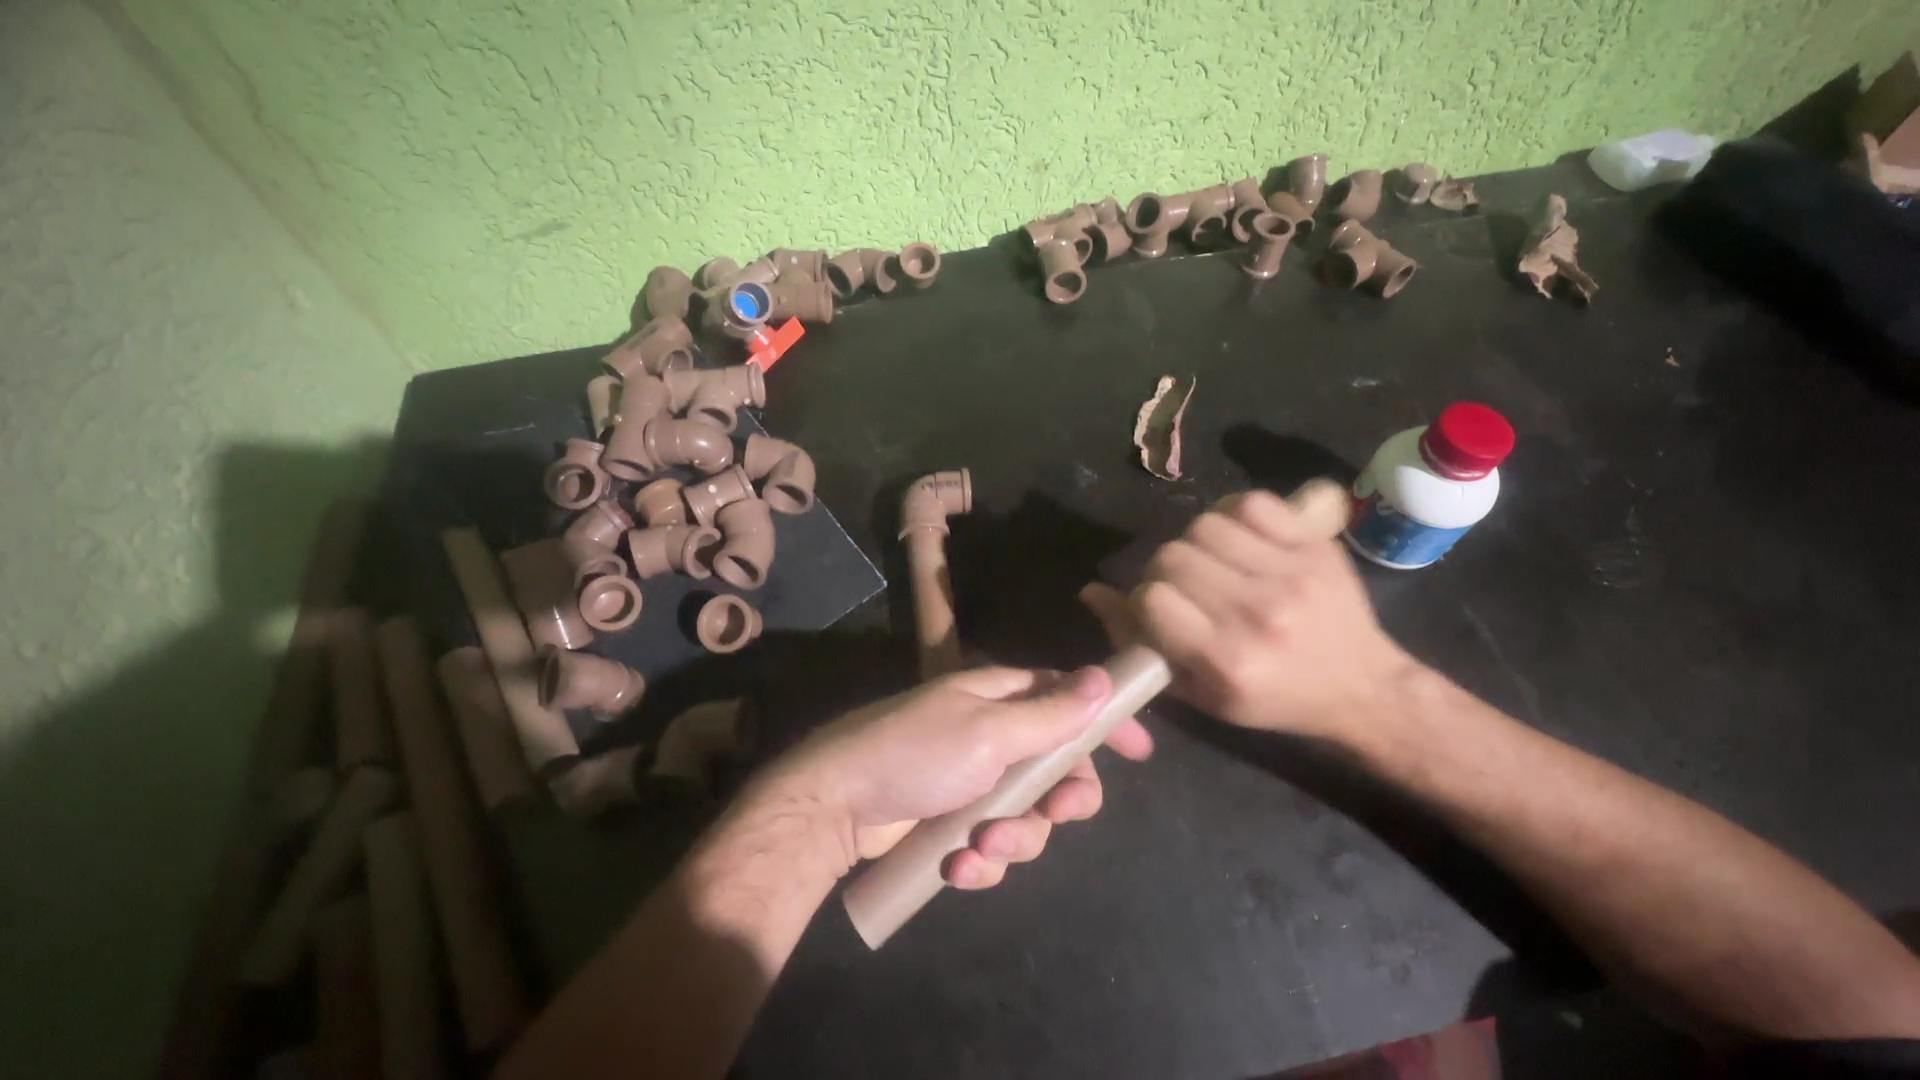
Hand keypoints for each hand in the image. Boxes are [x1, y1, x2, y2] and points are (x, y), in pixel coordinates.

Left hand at [760, 666, 1152, 889]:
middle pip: (1057, 767)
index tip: (1140, 752)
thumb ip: (1049, 714)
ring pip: (1028, 816)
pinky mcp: (952, 824)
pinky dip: (982, 862)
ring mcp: (971, 783)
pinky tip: (958, 869)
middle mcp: (991, 736)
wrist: (834, 806)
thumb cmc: (913, 754)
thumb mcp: (987, 732)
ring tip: (980, 848)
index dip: (1105, 720)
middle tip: (1058, 814)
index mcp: (999, 698)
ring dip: (1014, 840)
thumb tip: (1102, 678)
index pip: (1067, 696)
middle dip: (1060, 798)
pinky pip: (993, 846)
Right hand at [1080, 488, 1414, 740]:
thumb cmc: (1271, 700)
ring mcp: (1291, 574)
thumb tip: (1092, 593)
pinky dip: (1233, 515)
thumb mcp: (1199, 693)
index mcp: (1227, 659)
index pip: (1152, 599)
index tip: (1157, 614)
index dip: (1143, 602)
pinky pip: (1251, 504)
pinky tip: (1237, 540)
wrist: (1363, 687)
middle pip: (1173, 557)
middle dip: (1164, 571)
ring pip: (1205, 525)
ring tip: (1211, 565)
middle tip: (1183, 589)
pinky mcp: (1315, 547)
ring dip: (1196, 543)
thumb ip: (1140, 645)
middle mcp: (1257, 613)